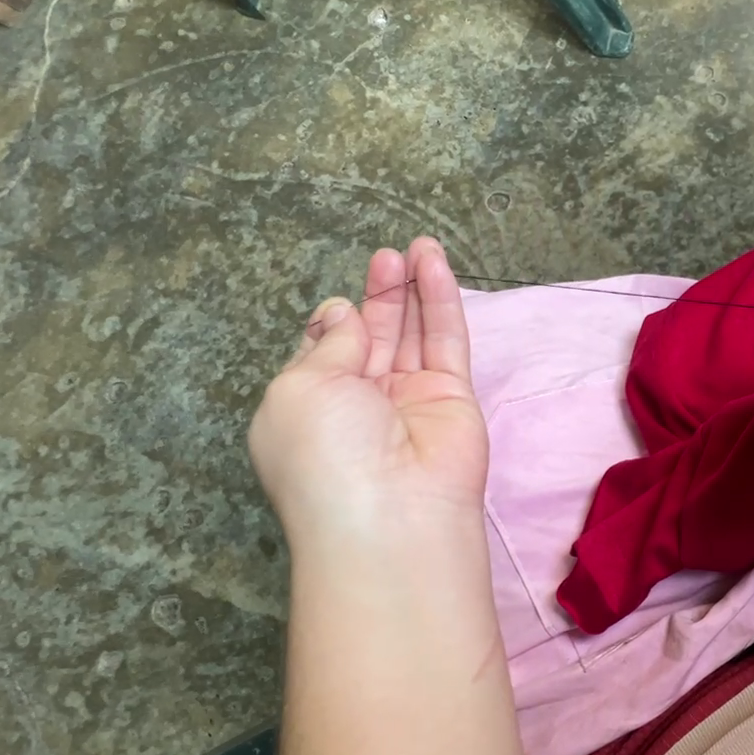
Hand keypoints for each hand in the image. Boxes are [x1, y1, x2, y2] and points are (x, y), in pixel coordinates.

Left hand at [248, 237, 487, 554]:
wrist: (392, 508)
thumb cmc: (324, 453)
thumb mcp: (300, 389)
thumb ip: (330, 343)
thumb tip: (344, 313)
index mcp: (309, 403)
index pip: (324, 352)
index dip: (333, 323)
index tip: (340, 305)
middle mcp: (360, 399)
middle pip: (373, 335)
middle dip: (379, 296)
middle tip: (387, 256)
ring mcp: (410, 396)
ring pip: (413, 332)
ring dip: (413, 288)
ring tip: (417, 246)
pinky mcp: (453, 394)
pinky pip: (446, 340)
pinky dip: (442, 301)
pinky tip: (435, 266)